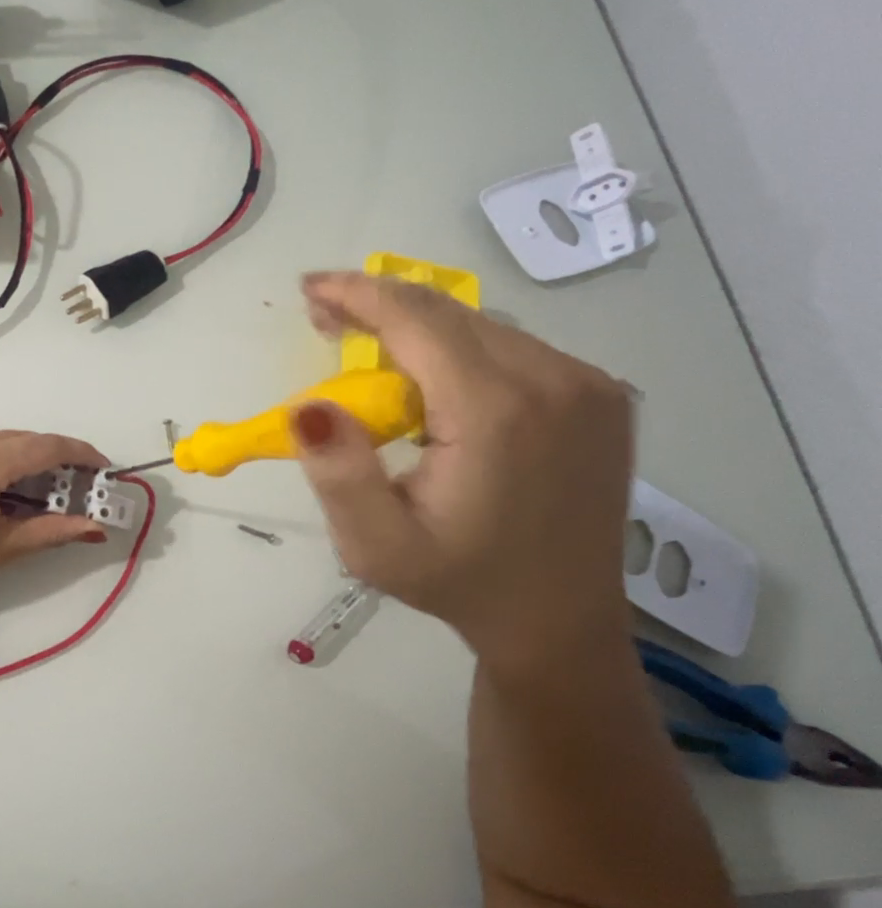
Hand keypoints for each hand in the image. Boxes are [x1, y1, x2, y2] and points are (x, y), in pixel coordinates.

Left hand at [0, 430, 111, 602]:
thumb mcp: (3, 546)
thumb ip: (54, 530)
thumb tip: (96, 526)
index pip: (47, 446)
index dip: (80, 454)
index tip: (102, 468)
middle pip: (22, 440)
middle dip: (51, 459)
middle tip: (72, 487)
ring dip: (19, 458)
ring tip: (31, 491)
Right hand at [293, 272, 634, 666]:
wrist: (558, 620)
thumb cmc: (456, 581)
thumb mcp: (375, 544)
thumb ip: (338, 472)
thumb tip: (306, 405)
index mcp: (496, 413)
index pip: (419, 321)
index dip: (358, 294)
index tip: (309, 287)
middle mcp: (554, 381)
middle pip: (451, 314)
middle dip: (381, 304)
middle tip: (323, 317)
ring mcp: (588, 386)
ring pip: (483, 327)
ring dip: (420, 328)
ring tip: (368, 352)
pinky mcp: (601, 396)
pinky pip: (515, 348)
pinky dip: (461, 349)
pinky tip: (432, 380)